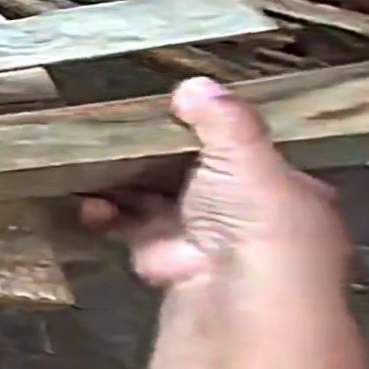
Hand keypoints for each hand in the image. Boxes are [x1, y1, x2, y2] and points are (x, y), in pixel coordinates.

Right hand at [80, 76, 349, 293]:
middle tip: (115, 134)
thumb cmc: (256, 218)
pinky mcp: (157, 251)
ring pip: (150, 197)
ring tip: (90, 165)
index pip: (241, 151)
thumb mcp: (246, 158)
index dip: (207, 131)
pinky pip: (125, 224)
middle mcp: (239, 211)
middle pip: (186, 172)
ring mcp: (196, 232)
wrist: (231, 286)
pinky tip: (89, 205)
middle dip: (150, 156)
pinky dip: (105, 214)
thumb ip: (221, 121)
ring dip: (120, 184)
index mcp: (278, 186)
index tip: (168, 112)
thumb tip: (192, 82)